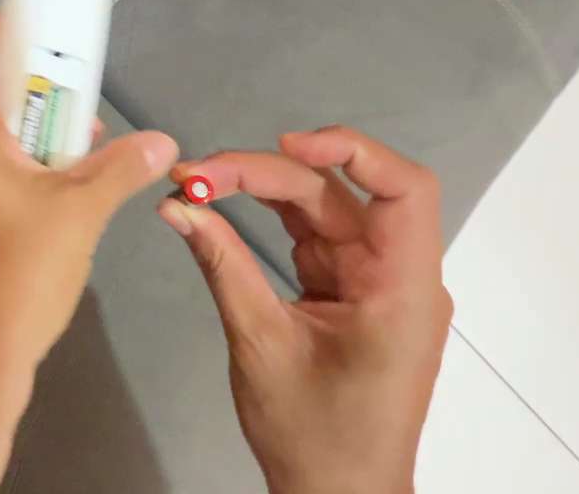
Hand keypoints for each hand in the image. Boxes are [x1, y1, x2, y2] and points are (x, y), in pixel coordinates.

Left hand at [0, 11, 177, 491]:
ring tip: (78, 148)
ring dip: (24, 122)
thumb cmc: (10, 274)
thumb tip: (163, 140)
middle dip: (29, 79)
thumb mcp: (77, 214)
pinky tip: (52, 187)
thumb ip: (119, 168)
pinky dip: (7, 154)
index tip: (45, 37)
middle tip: (77, 100)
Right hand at [156, 127, 451, 493]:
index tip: (285, 143)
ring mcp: (368, 277)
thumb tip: (174, 205)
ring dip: (257, 187)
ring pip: (316, 204)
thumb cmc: (315, 435)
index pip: (404, 190)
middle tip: (194, 177)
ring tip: (197, 184)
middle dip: (262, 173)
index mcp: (400, 289)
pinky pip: (306, 230)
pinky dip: (262, 214)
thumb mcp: (259, 345)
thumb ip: (221, 264)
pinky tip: (218, 206)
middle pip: (334, 191)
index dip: (352, 150)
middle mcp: (393, 273)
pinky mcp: (343, 285)